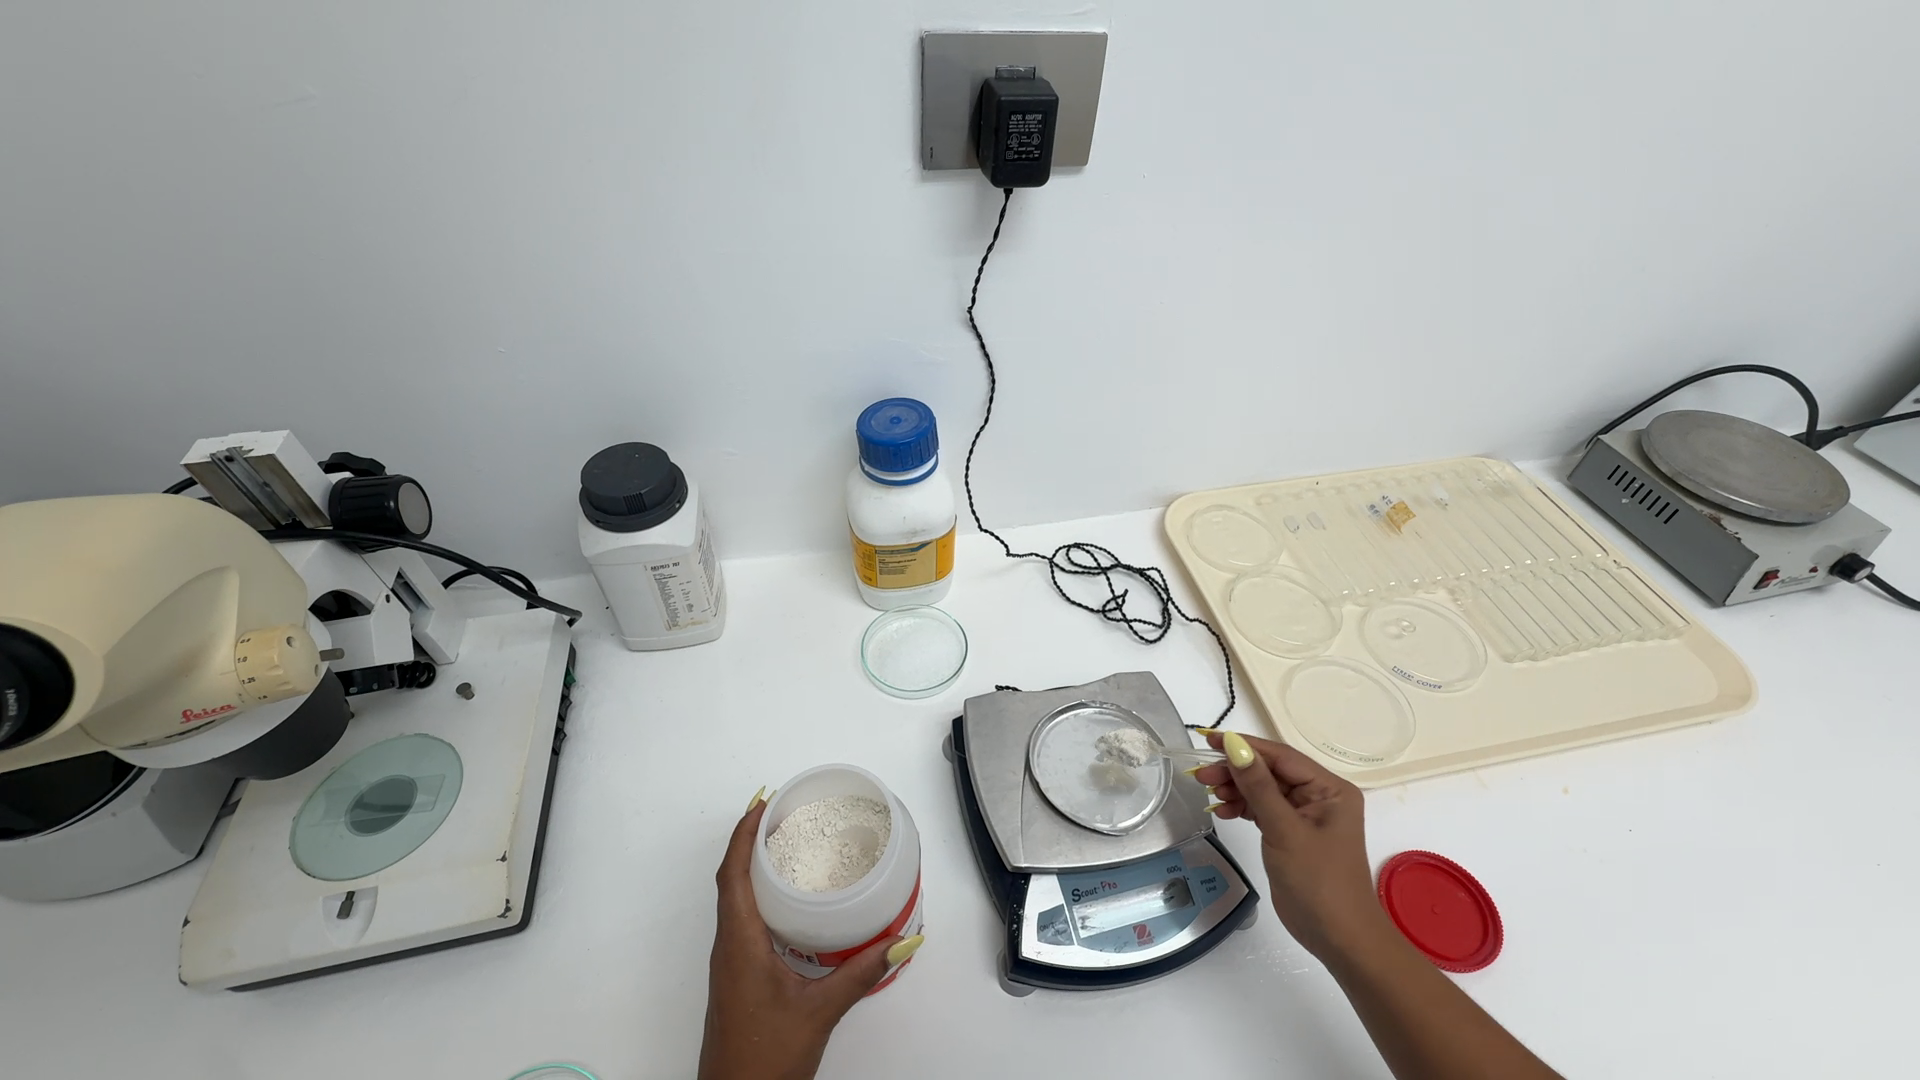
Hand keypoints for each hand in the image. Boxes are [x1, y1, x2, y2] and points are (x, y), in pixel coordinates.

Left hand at [697, 793, 909, 1079]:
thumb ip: (861, 973)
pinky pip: (743, 920)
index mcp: (739, 944)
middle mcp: (728, 947)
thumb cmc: (763, 1060)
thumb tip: (901, 941)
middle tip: (780, 815)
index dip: (742, 834)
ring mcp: (730, 963)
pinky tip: (789, 902)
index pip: (732, 874)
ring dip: (752, 868)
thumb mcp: (820, 1011)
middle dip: (750, 842)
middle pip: (730, 880)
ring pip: (735, 901)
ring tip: (786, 847)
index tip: (762, 802)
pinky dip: (760, 897)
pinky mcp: (738, 977)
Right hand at [1192, 731, 1385, 959]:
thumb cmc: (1318, 881)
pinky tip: (1223, 812)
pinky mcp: (1292, 834)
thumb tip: (1234, 745)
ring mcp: (1306, 817)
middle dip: (1236, 771)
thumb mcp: (1284, 829)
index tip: (1209, 741)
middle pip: (1270, 772)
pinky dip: (1243, 808)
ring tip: (1210, 795)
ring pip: (1264, 790)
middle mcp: (1320, 797)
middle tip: (1202, 776)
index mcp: (1329, 789)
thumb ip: (1257, 785)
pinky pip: (1263, 809)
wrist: (1339, 939)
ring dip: (1237, 790)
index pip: (1281, 756)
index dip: (1245, 746)